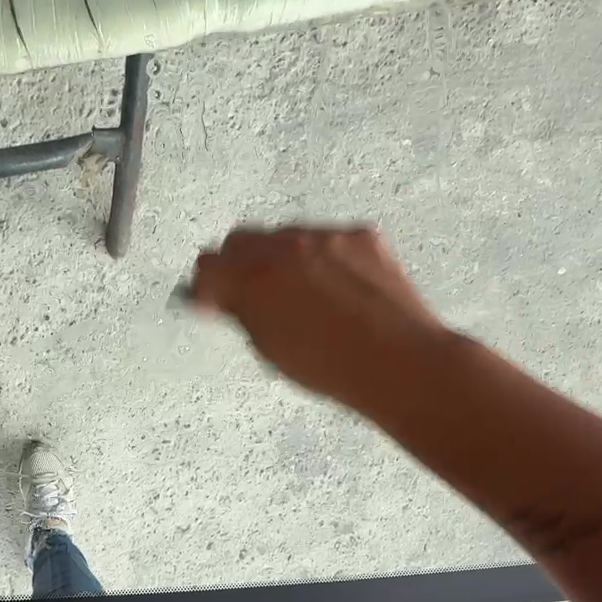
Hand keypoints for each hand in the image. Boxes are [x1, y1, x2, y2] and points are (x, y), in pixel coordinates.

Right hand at [190, 225, 452, 408]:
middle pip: (241, 240)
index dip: (205, 285)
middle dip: (238, 264)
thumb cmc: (332, 365)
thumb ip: (238, 313)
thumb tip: (221, 299)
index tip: (208, 298)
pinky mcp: (360, 236)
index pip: (208, 265)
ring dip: (282, 259)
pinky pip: (327, 237)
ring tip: (298, 296)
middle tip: (245, 293)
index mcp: (253, 279)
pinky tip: (334, 289)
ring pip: (285, 236)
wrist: (396, 360)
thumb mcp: (266, 347)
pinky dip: (322, 257)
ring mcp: (325, 237)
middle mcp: (285, 247)